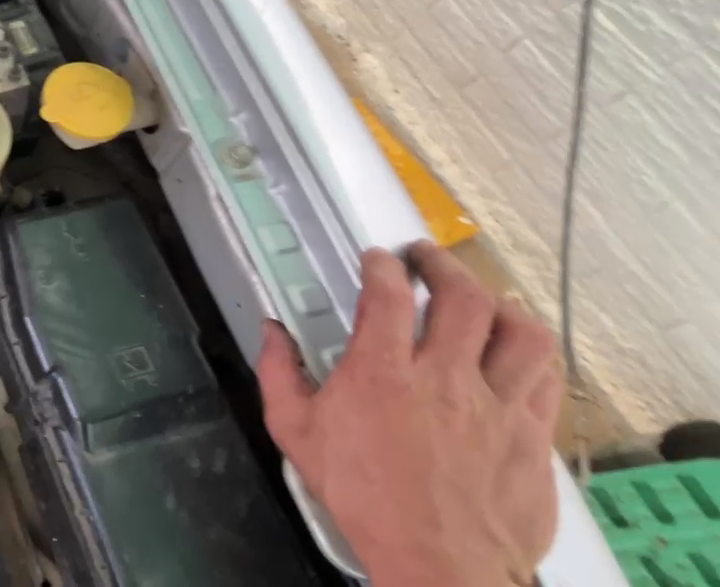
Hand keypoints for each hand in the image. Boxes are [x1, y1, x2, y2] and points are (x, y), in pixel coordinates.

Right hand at [258, 242, 562, 586]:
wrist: (437, 562)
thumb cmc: (360, 493)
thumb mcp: (294, 432)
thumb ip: (278, 373)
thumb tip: (270, 330)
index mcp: (381, 374)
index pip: (388, 295)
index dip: (382, 265)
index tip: (377, 258)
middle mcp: (444, 379)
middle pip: (463, 299)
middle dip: (442, 266)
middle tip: (425, 258)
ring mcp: (496, 406)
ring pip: (521, 332)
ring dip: (498, 303)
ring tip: (479, 297)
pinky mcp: (532, 435)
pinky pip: (545, 377)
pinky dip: (528, 351)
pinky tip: (511, 349)